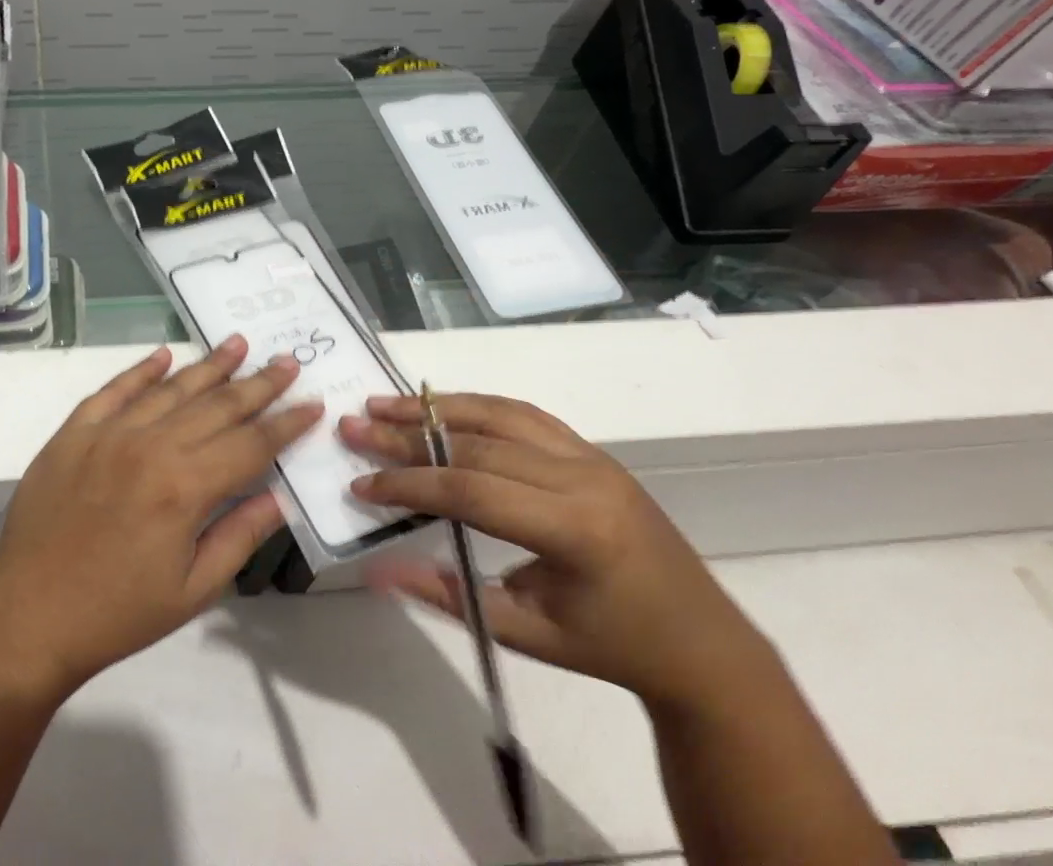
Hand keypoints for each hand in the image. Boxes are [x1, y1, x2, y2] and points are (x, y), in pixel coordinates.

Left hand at [0, 336, 322, 699]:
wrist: (29, 618)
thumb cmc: (118, 614)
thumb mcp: (193, 590)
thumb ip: (239, 536)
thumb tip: (278, 496)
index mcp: (185, 488)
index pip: (250, 444)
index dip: (286, 424)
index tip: (313, 404)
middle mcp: (149, 448)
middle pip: (216, 406)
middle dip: (258, 385)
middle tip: (287, 363)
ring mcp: (105, 436)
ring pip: (168, 390)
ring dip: (208, 366)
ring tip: (238, 344)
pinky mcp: (70, 436)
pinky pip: (111, 392)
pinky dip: (139, 371)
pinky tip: (163, 355)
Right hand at [339, 393, 776, 709]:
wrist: (700, 642)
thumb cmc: (609, 647)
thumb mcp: (522, 632)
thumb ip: (446, 595)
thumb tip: (377, 571)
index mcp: (574, 530)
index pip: (471, 491)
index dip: (408, 486)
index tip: (358, 486)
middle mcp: (585, 479)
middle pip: (479, 444)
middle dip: (408, 437)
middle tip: (353, 427)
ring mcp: (594, 460)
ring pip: (502, 416)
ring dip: (438, 408)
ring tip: (385, 405)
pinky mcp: (595, 455)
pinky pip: (528, 418)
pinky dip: (478, 408)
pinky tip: (441, 409)